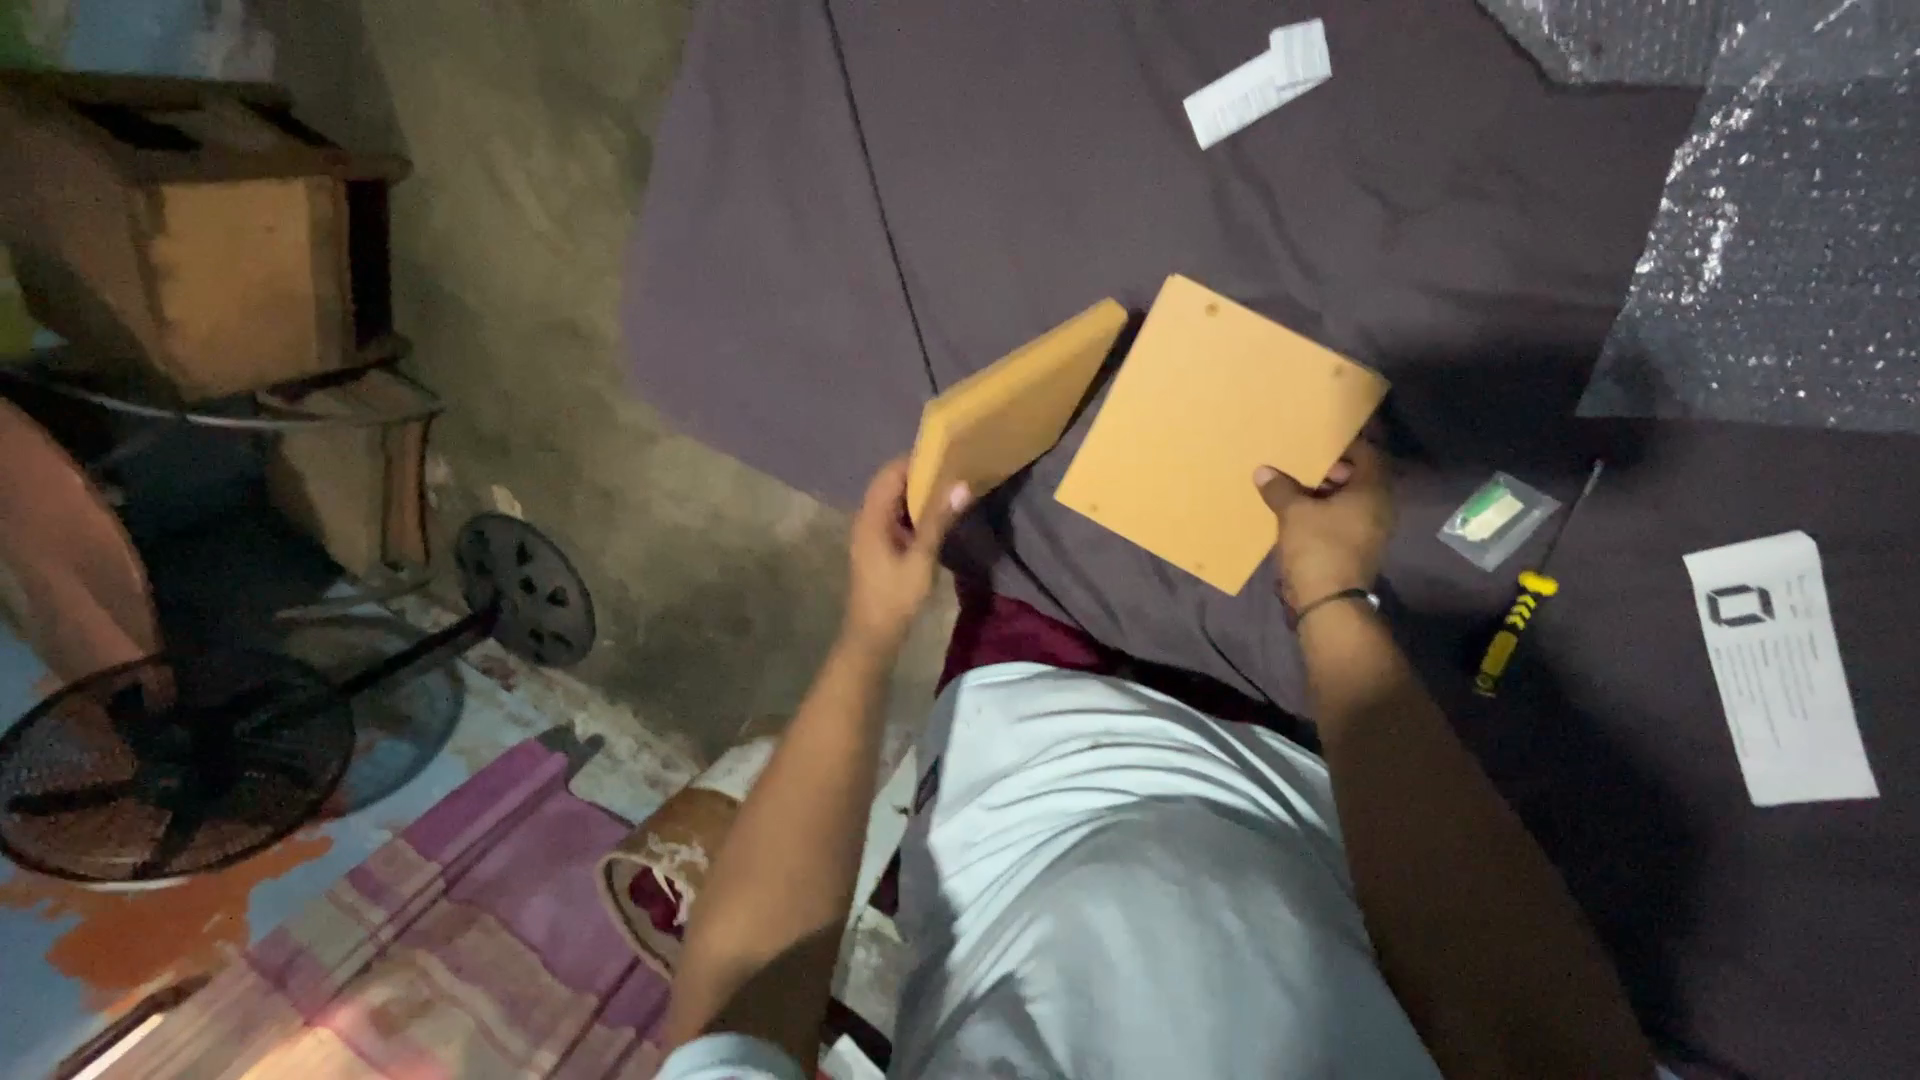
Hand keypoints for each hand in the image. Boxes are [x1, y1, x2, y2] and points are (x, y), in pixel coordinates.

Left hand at [842, 458, 970, 652]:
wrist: (872, 634)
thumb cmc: (895, 596)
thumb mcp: (921, 557)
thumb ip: (939, 519)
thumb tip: (961, 484)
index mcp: (872, 516)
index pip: (891, 472)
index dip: (916, 460)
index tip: (947, 453)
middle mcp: (866, 517)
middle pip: (890, 482)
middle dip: (919, 473)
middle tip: (953, 468)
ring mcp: (870, 531)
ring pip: (892, 499)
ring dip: (917, 492)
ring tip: (950, 486)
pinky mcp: (877, 544)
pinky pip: (894, 515)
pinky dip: (913, 509)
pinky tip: (936, 514)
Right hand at [1255, 440, 1394, 611]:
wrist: (1328, 602)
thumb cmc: (1318, 547)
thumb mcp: (1293, 513)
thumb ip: (1280, 489)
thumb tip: (1263, 471)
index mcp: (1373, 491)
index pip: (1368, 454)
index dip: (1344, 445)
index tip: (1319, 440)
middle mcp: (1380, 507)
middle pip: (1360, 476)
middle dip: (1331, 469)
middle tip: (1302, 463)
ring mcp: (1372, 529)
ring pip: (1351, 499)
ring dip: (1326, 492)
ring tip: (1295, 486)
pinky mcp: (1359, 547)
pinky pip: (1344, 518)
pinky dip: (1326, 511)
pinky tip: (1300, 512)